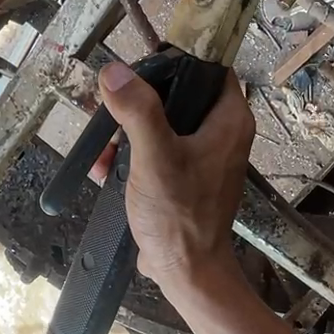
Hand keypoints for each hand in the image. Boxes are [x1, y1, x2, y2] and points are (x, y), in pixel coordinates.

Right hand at [97, 60, 255, 292]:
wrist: (184, 271)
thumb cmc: (179, 214)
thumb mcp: (154, 156)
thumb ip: (137, 111)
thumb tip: (114, 72)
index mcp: (229, 120)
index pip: (209, 68)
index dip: (176, 62)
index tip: (141, 69)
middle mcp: (221, 132)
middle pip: (176, 95)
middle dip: (136, 105)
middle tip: (109, 113)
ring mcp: (203, 156)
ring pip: (160, 123)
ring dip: (126, 134)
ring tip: (103, 153)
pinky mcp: (184, 177)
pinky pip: (155, 151)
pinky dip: (131, 156)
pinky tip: (107, 171)